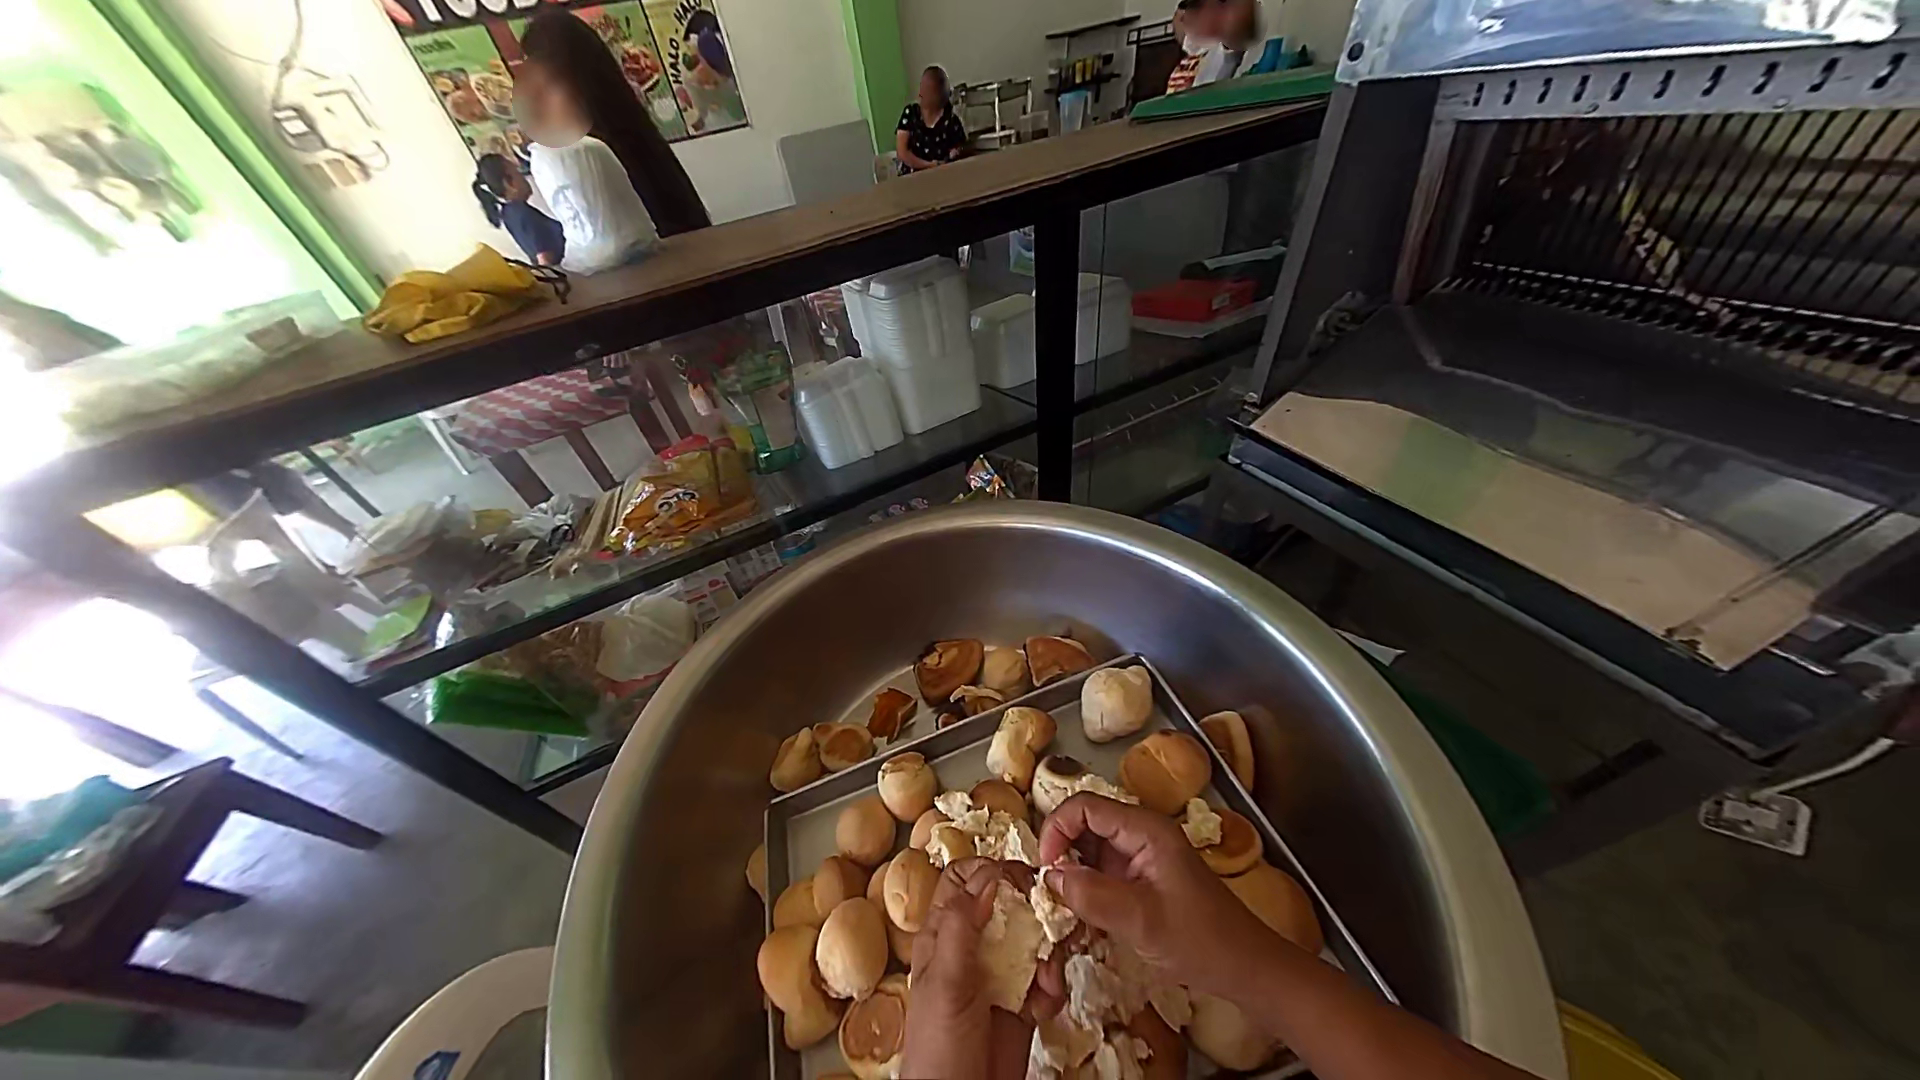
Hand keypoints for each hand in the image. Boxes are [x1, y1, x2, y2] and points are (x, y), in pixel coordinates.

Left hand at [900, 858, 1062, 1078]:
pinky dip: (1052, 987)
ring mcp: (998, 973)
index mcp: (943, 933)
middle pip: (1006, 902)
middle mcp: (971, 945)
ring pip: (1031, 936)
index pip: (963, 879)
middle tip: (1050, 917)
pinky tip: (1046, 1007)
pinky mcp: (1022, 1002)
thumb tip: (990, 873)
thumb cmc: (940, 1048)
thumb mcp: (945, 982)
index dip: (989, 870)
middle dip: (1031, 908)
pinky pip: (1045, 977)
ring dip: (1048, 951)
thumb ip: (963, 925)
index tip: (1016, 878)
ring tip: (1047, 978)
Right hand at [1037, 793, 1287, 999]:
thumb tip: (1049, 876)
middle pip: (1083, 822)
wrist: (1246, 968)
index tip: (1046, 866)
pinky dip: (1083, 885)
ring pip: (1088, 846)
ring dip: (1070, 868)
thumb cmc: (1202, 940)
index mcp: (1144, 828)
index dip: (1057, 828)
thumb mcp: (1143, 922)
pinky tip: (1079, 912)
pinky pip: (1099, 868)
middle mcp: (1139, 832)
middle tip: (1049, 887)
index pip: (1085, 805)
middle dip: (1060, 849)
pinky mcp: (1137, 875)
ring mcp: (1138, 854)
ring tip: (1061, 902)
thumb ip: (1093, 896)